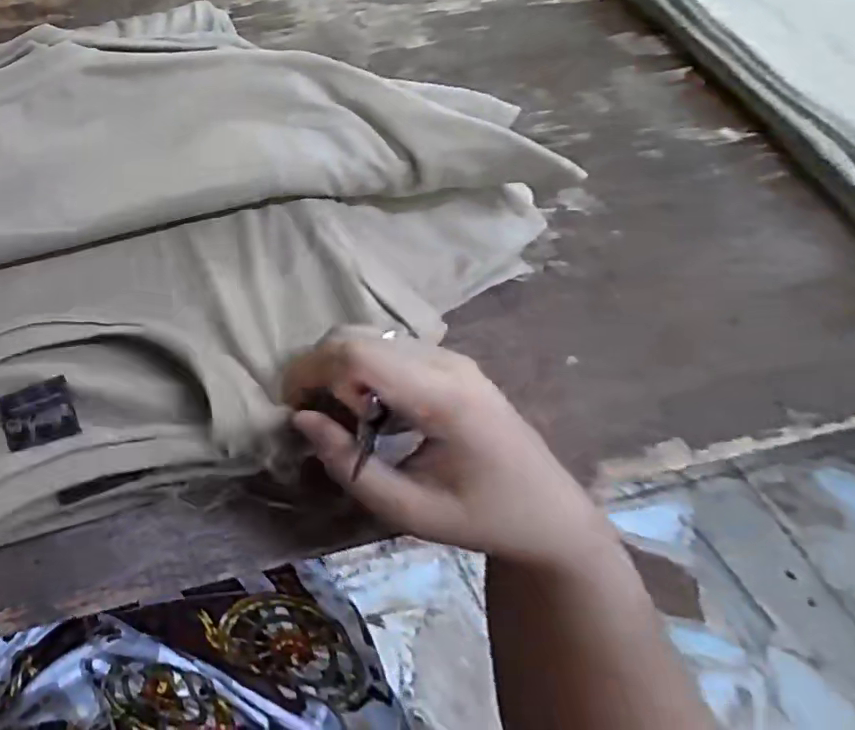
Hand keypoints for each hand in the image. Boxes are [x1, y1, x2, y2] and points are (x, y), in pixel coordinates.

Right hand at [285, 329, 617, 570]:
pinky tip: (360, 404)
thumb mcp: (409, 511)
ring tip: (332, 410)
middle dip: (315, 368)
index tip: (304, 413)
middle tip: (306, 411)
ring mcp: (447, 355)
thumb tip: (301, 417)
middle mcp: (445, 363)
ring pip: (362, 335)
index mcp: (445, 399)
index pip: (359, 356)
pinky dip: (352, 365)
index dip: (317, 375)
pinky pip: (380, 344)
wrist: (553, 516)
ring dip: (331, 365)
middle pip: (353, 337)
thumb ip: (348, 466)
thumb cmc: (482, 519)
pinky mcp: (443, 358)